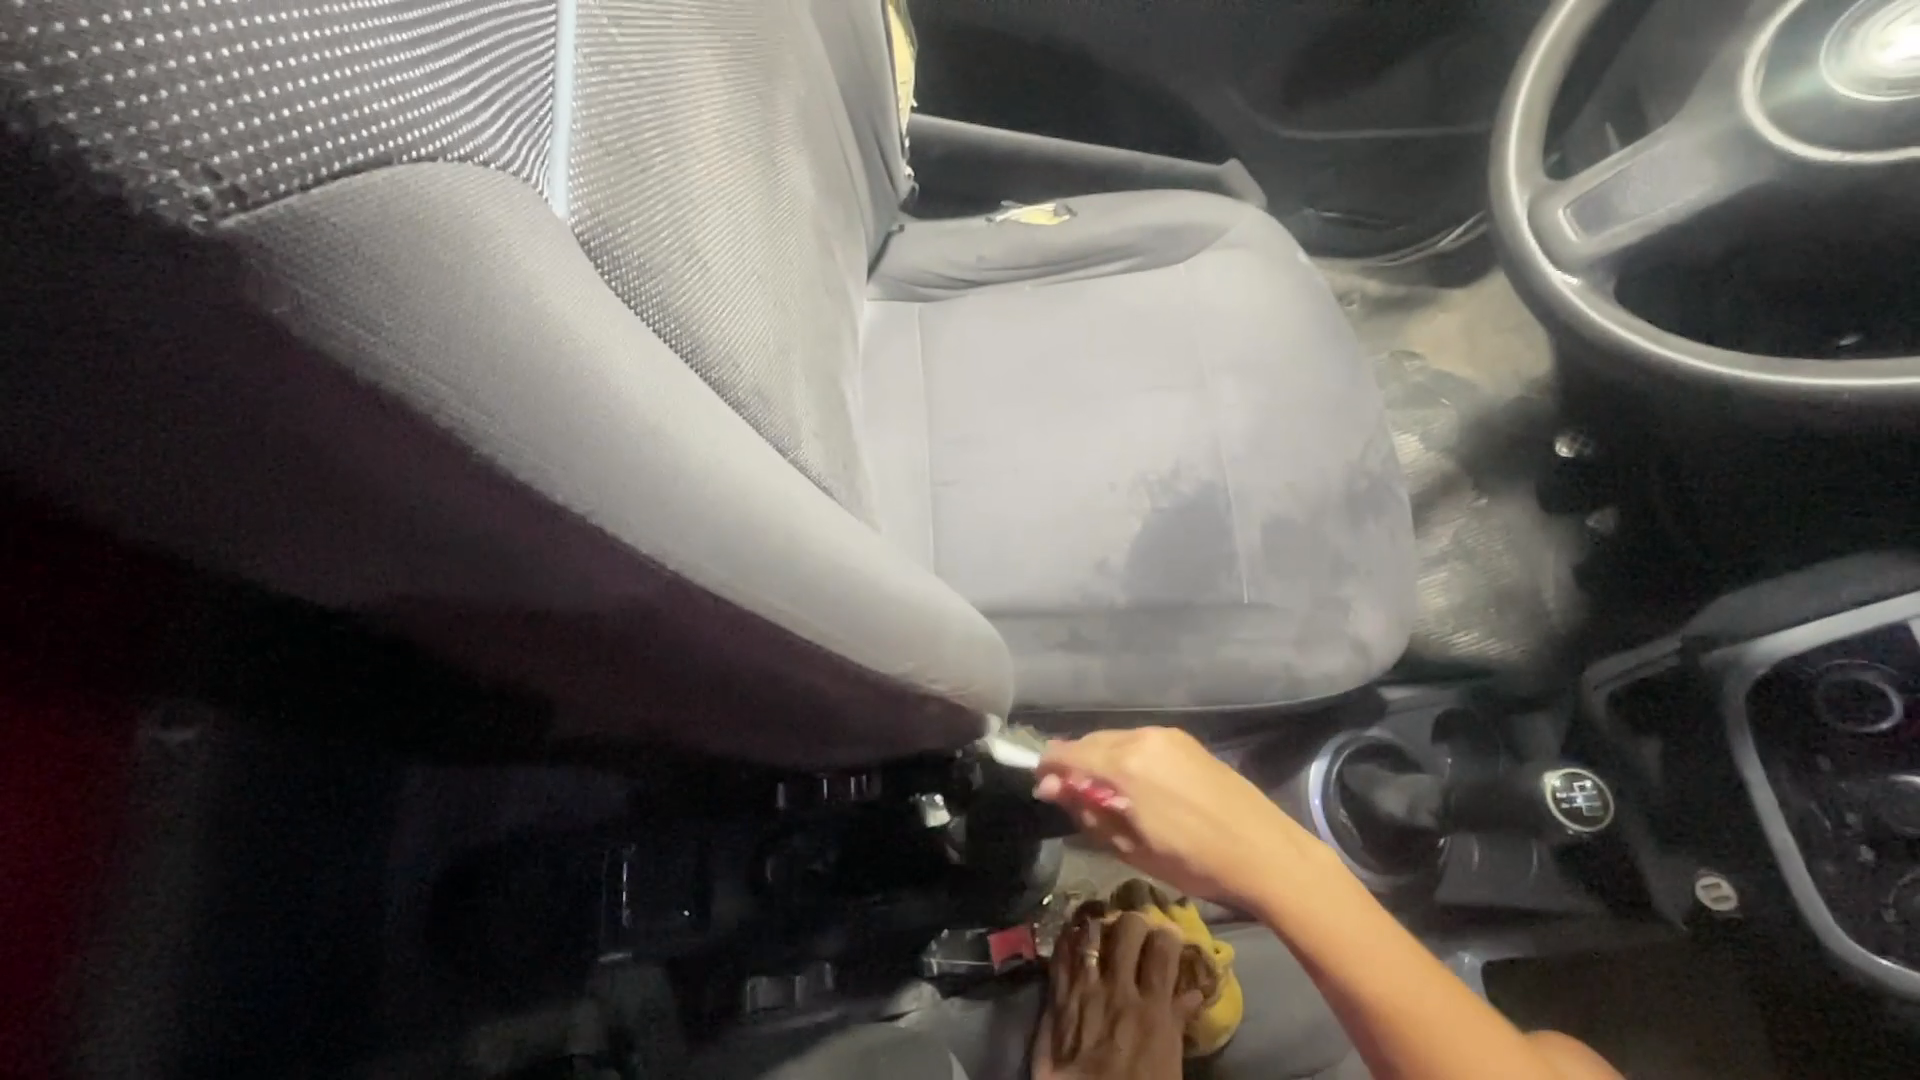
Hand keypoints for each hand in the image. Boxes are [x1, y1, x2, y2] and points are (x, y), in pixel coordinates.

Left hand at [1033, 909, 1199, 1079]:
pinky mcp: (1058, 995)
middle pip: (1127, 929)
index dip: (1168, 934)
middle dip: (1135, 921)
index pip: (1163, 949)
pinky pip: (1061, 954)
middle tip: (1138, 929)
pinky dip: (1069, 938)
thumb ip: (1177, 1023)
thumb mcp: (1169, 1064)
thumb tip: (1194, 993)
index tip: (1170, 935)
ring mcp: (1085, 988)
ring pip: (1092, 933)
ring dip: (1101, 925)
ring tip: (1106, 924)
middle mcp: (1118, 989)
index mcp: (1152, 1009)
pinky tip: (1076, 934)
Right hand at [1036, 728, 1328, 908]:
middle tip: (1072, 798)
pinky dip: (1126, 758)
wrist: (1265, 853)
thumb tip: (1056, 789)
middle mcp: (1141, 738)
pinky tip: (1136, 786)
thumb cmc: (1194, 862)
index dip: (1048, 770)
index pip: (1066, 753)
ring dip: (1100, 761)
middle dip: (1074, 765)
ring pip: (1115, 740)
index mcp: (1123, 765)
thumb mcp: (1130, 847)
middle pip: (1089, 741)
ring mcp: (1166, 736)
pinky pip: (1140, 742)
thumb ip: (1088, 811)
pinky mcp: (1186, 741)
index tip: (1045, 792)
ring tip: (1106, 795)